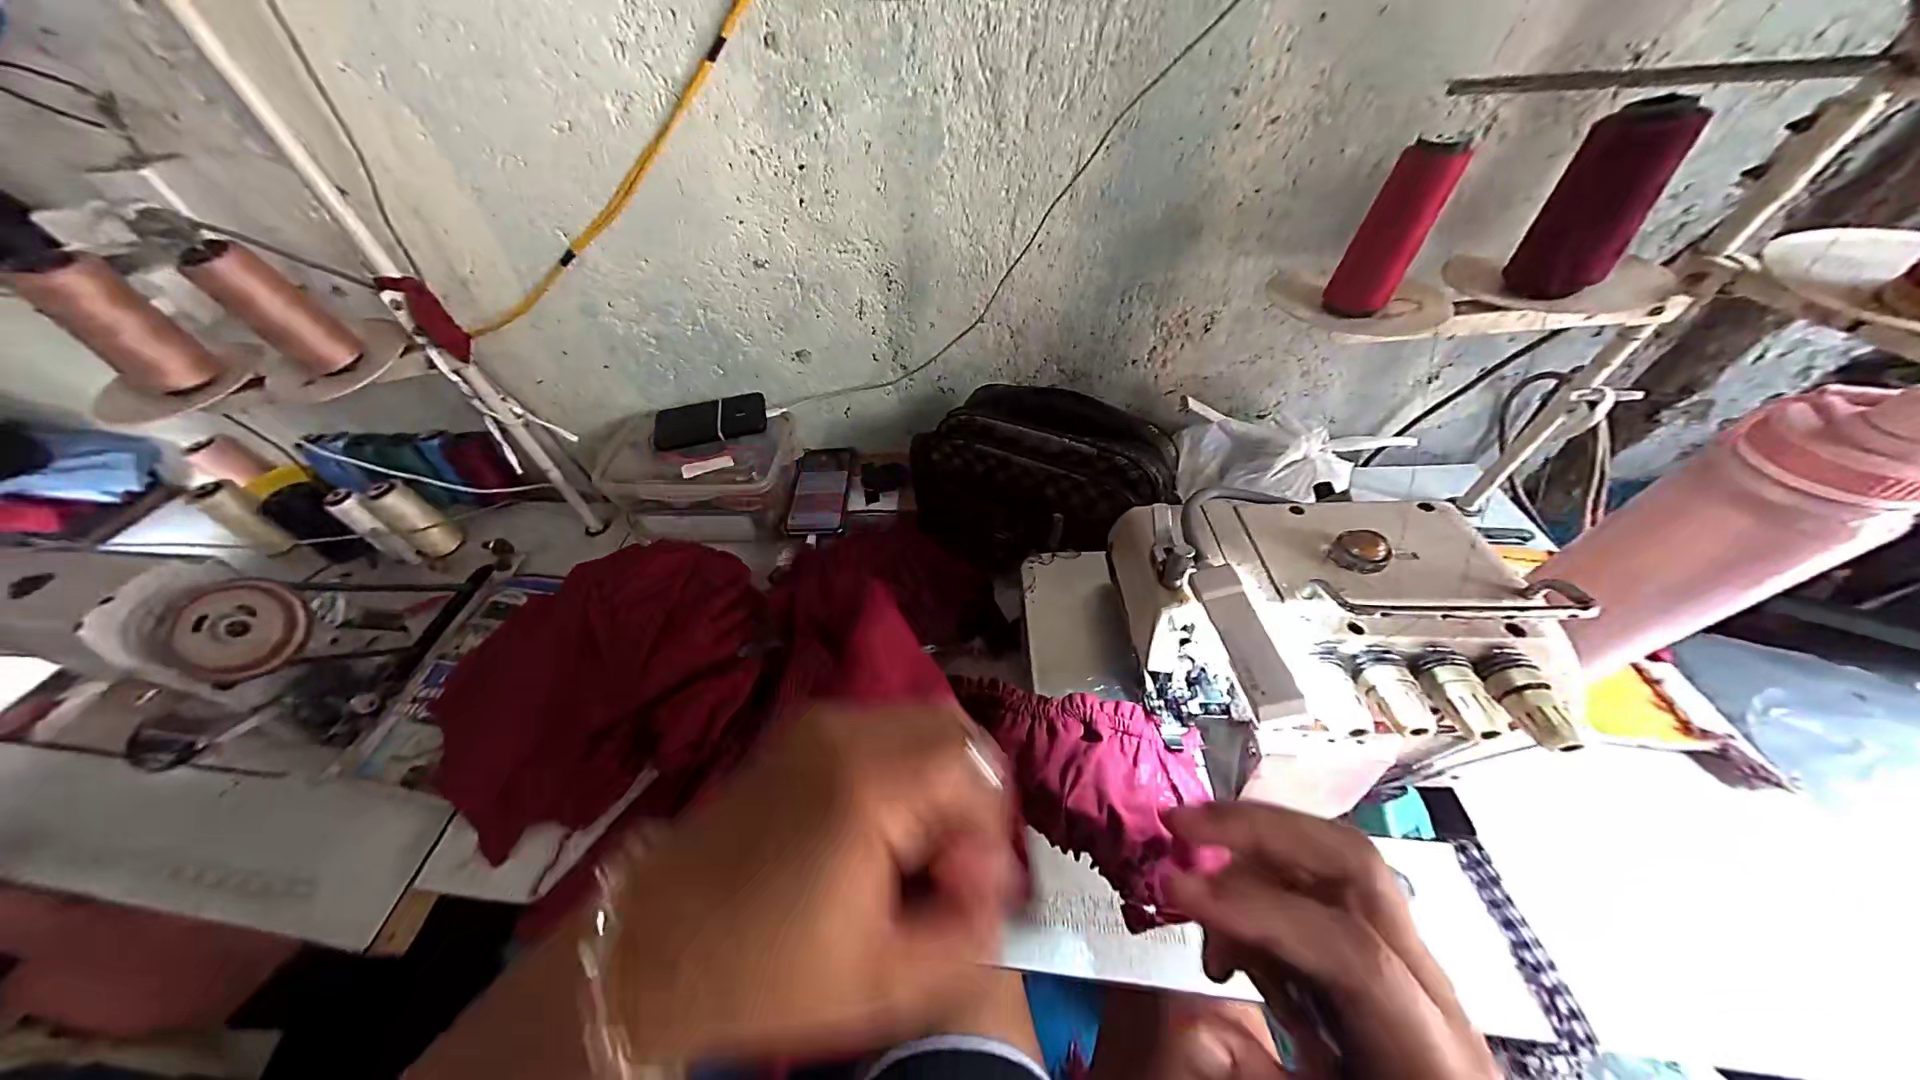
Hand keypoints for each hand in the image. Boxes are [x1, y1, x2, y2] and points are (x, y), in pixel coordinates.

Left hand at [602, 702, 1018, 1059]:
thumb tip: (996, 879)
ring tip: (917, 846)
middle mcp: (846, 730)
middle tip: (952, 861)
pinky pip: (887, 727)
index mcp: (866, 783)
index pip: (976, 769)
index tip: (972, 883)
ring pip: (924, 723)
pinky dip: (909, 765)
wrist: (654, 946)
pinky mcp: (803, 730)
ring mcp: (820, 721)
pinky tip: (884, 823)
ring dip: (943, 778)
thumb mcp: (886, 981)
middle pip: (955, 730)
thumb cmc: (765, 972)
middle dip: (974, 794)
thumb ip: (970, 931)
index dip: (991, 827)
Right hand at [1164, 803, 1498, 1079]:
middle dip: (1257, 831)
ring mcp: (1406, 960)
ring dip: (1250, 850)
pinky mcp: (1376, 953)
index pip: (1348, 949)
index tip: (1175, 888)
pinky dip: (1257, 883)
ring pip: (1330, 862)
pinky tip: (1221, 934)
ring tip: (1188, 884)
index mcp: (1428, 1050)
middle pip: (1351, 864)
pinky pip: (1316, 888)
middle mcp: (1427, 986)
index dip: (1257, 910)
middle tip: (1180, 823)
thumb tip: (1193, 1026)